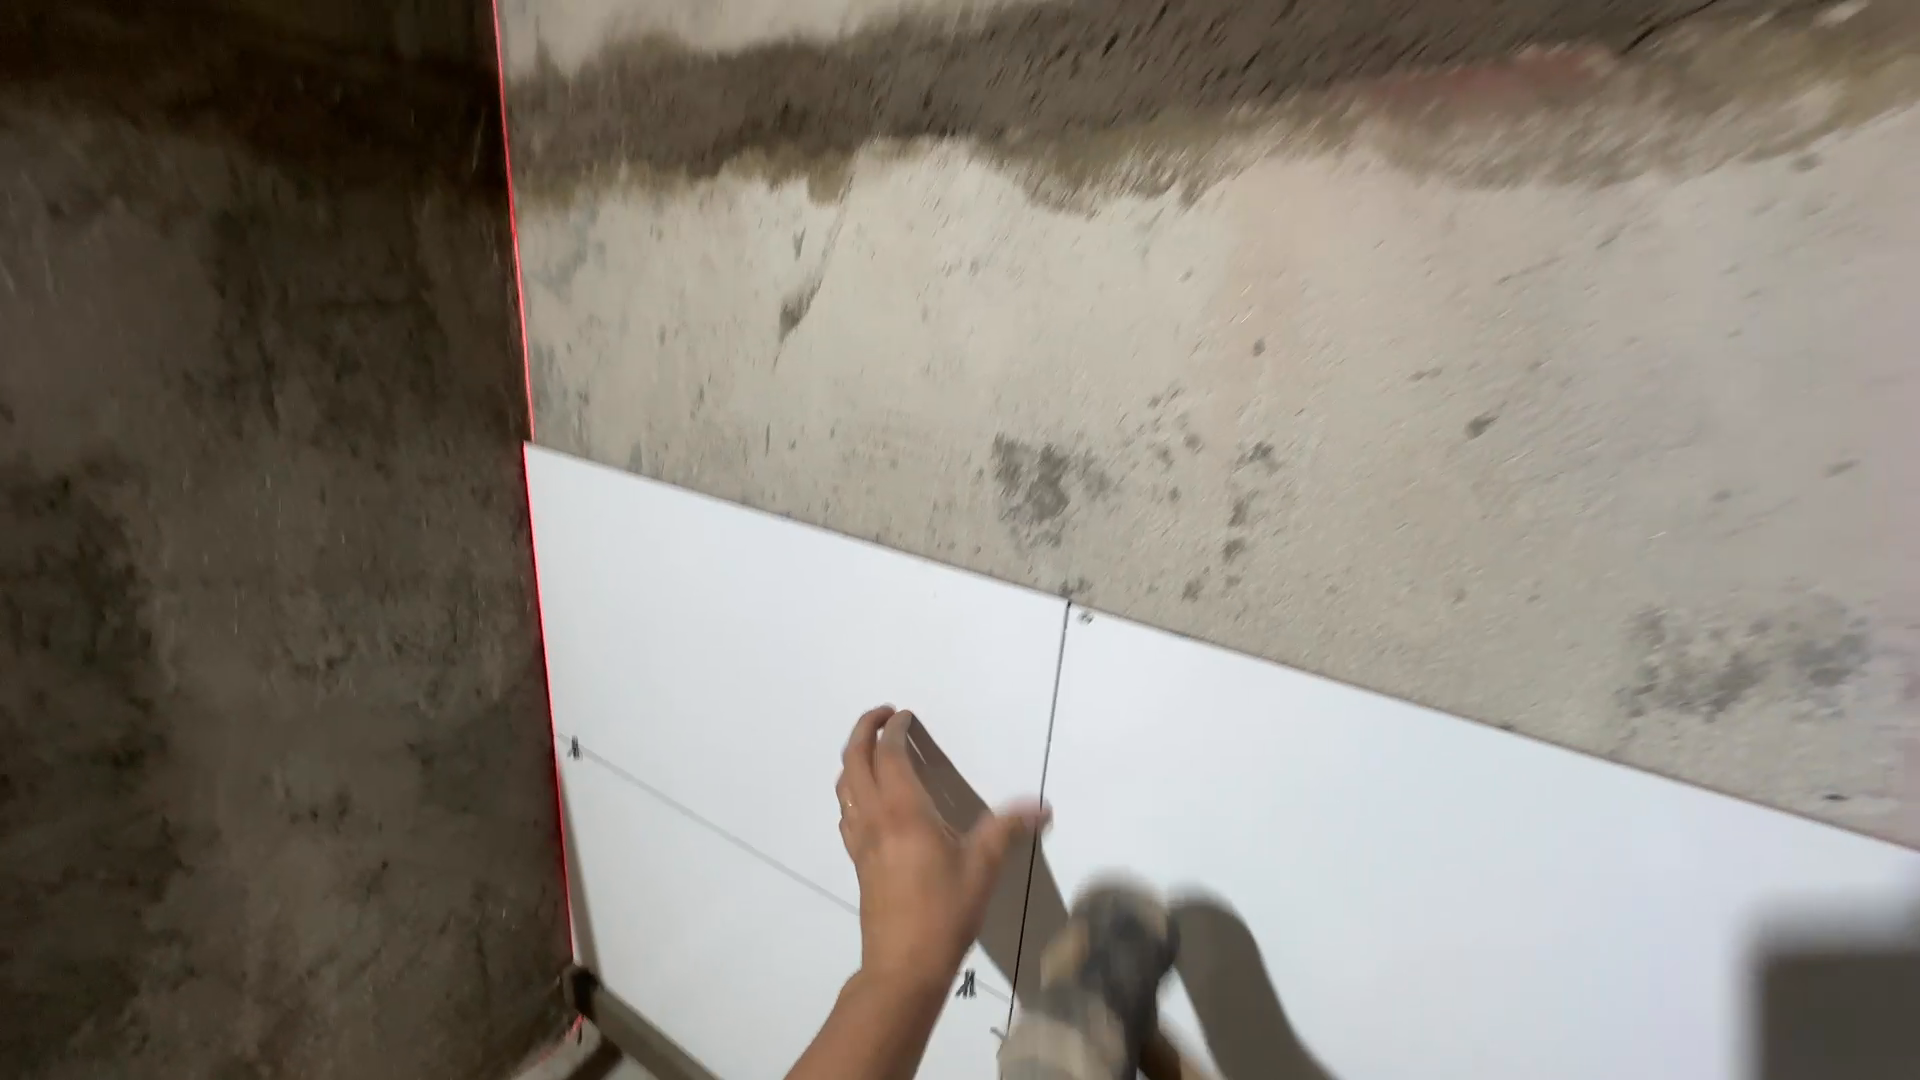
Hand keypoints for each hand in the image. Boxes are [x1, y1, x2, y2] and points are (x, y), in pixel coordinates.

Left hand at [835, 706, 1048, 988]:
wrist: (902, 967)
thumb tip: (1043, 806)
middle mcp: (874, 817)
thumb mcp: (983, 866)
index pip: (888, 753)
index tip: (905, 715)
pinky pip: (846, 810)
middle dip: (864, 729)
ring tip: (874, 749)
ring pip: (844, 784)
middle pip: (854, 759)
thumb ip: (1009, 828)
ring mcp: (860, 839)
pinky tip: (868, 798)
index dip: (894, 728)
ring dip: (853, 757)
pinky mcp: (857, 860)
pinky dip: (852, 788)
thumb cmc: (944, 911)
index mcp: (903, 810)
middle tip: (883, 715)